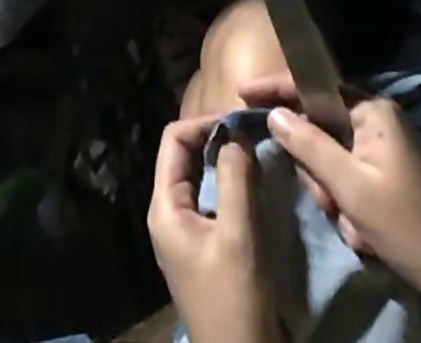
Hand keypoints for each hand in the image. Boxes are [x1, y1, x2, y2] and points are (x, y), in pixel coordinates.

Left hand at [147, 116, 276, 342]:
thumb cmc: (234, 297)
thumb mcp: (238, 234)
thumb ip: (234, 178)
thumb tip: (236, 133)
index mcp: (165, 206)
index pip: (173, 139)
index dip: (205, 123)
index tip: (241, 121)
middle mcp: (168, 211)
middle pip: (184, 153)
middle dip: (216, 137)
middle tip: (252, 131)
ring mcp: (184, 228)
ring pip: (199, 173)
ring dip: (224, 157)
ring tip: (256, 148)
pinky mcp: (202, 241)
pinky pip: (210, 195)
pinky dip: (229, 180)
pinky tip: (254, 179)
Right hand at [239, 80, 420, 287]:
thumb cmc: (404, 223)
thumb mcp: (350, 186)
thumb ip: (309, 146)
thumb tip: (274, 113)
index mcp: (371, 112)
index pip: (314, 88)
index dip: (277, 88)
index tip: (242, 91)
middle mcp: (373, 121)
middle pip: (316, 129)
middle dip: (316, 171)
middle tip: (331, 202)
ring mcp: (376, 147)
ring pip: (325, 159)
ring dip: (331, 194)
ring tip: (353, 222)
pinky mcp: (377, 172)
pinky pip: (340, 178)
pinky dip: (343, 205)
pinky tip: (361, 230)